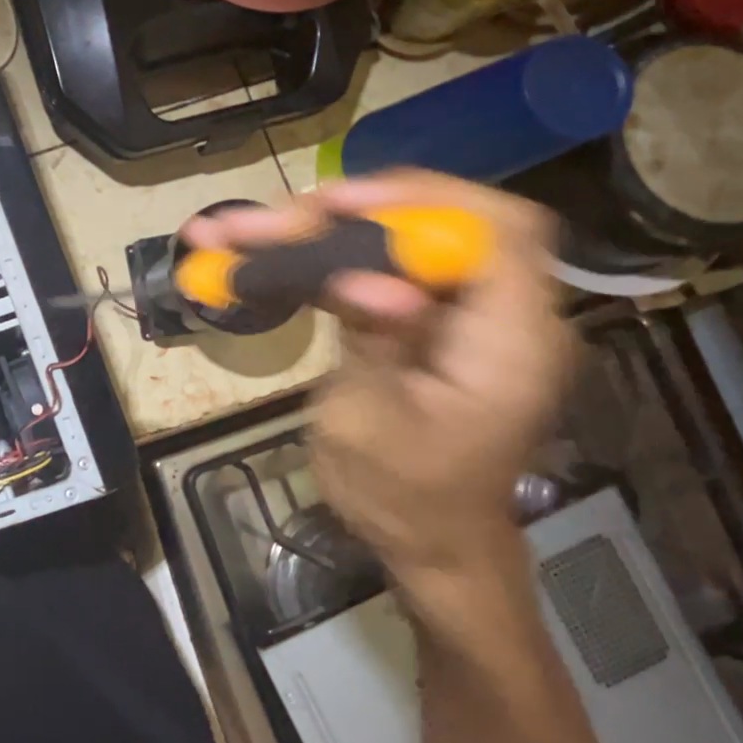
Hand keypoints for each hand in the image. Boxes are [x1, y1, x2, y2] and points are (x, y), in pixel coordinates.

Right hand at [183, 170, 572, 580]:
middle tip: (258, 225)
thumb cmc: (406, 496)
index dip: (419, 202)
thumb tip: (366, 280)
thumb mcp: (378, 426)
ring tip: (234, 233)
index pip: (492, 232)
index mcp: (508, 340)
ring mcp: (452, 315)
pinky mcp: (416, 321)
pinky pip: (369, 271)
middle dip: (340, 215)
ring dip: (313, 232)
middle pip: (429, 225)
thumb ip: (377, 344)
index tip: (336, 205)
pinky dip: (315, 259)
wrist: (426, 539)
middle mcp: (492, 312)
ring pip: (389, 243)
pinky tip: (258, 254)